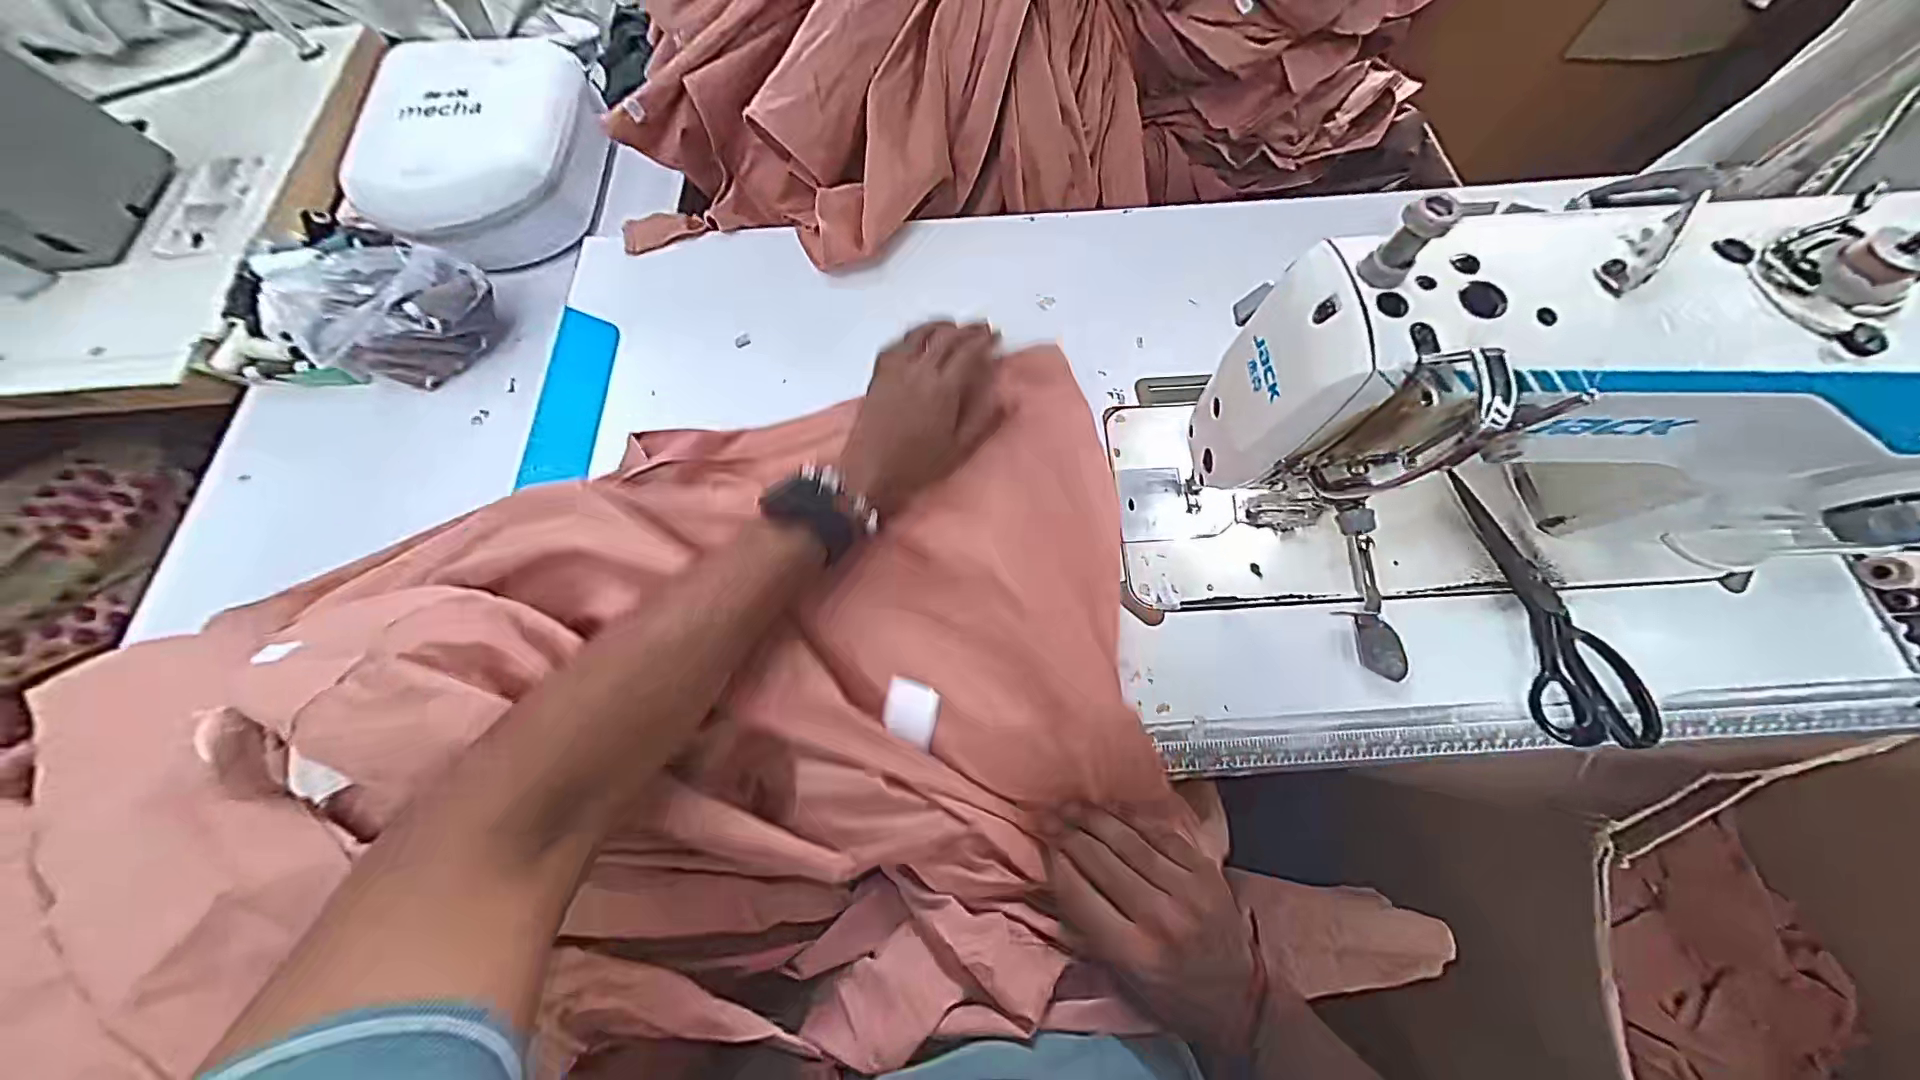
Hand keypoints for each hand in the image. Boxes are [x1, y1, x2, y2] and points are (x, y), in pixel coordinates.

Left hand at [838, 320, 1001, 514]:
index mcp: (943, 388)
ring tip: (952, 326)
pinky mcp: (879, 374)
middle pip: (946, 337)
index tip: (995, 337)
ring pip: (920, 334)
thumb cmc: (917, 465)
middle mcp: (920, 370)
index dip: (985, 341)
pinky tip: (918, 340)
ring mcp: (896, 369)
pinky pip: (897, 343)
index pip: (969, 352)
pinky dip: (913, 335)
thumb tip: (1005, 396)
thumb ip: (984, 420)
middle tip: (980, 328)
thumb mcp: (959, 449)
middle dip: (967, 329)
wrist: (870, 471)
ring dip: (940, 325)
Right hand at [1045, 806, 1263, 1059]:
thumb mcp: (1123, 975)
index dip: (1054, 861)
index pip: (1080, 894)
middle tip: (1043, 813)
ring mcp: (1187, 889)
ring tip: (1068, 804)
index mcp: (1135, 951)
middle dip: (1065, 832)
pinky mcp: (1205, 870)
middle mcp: (1160, 917)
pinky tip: (1109, 807)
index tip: (1038, 839)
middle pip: (1100, 860)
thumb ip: (1090, 925)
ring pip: (1127, 840)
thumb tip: (1057, 870)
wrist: (1241, 1000)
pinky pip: (1159, 833)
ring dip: (1091, 816)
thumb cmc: (1170, 993)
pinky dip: (1130, 817)